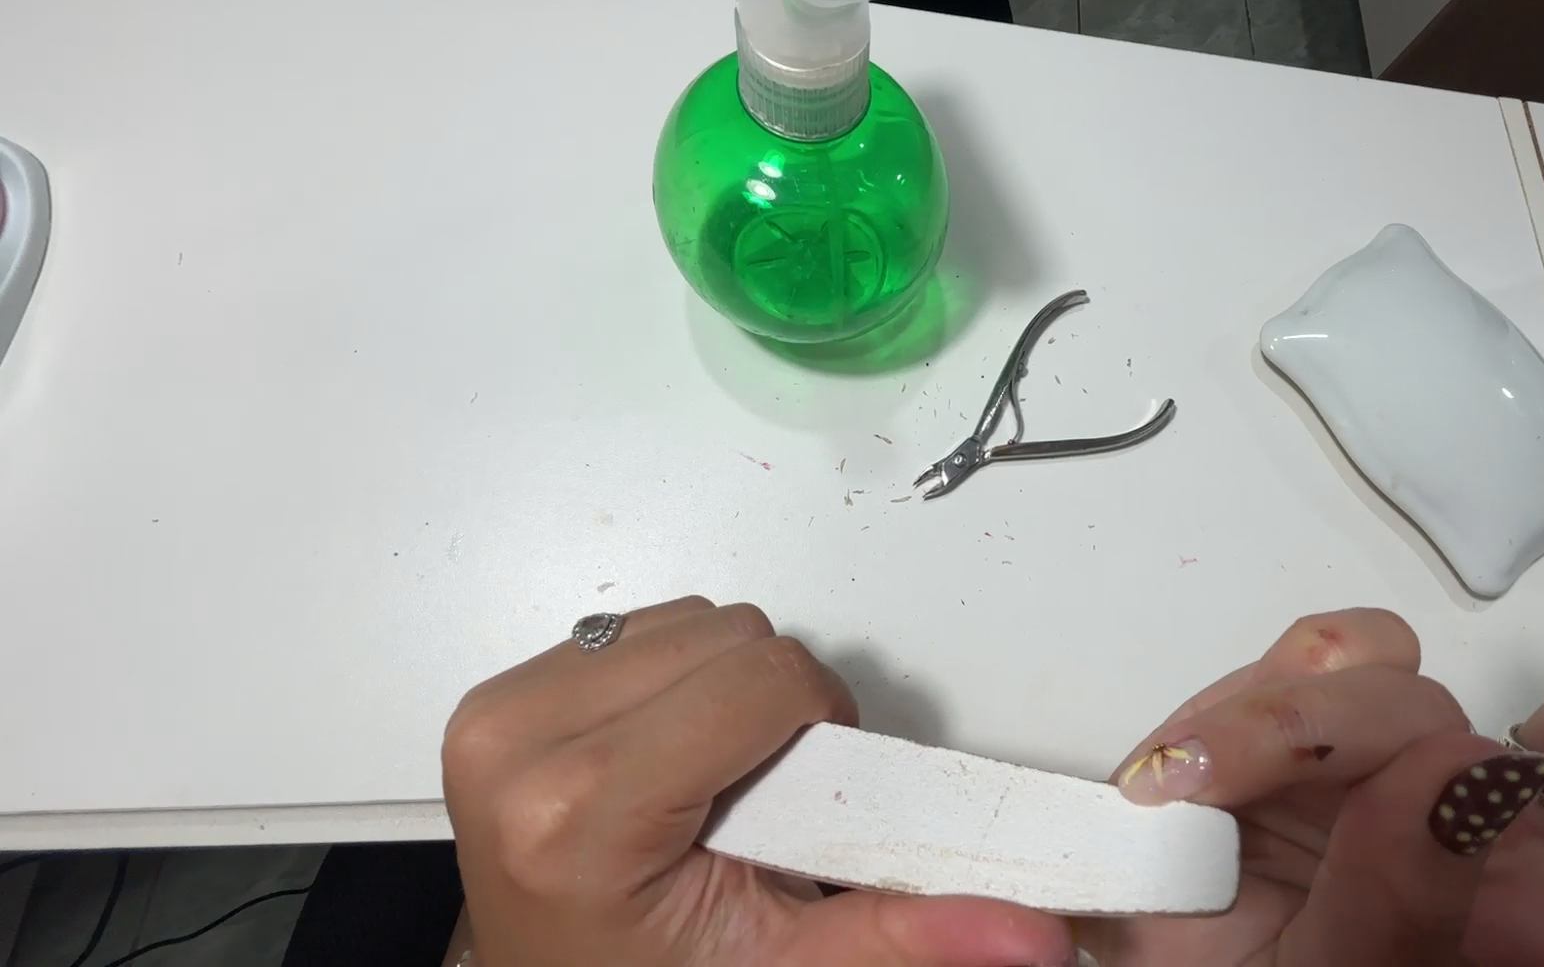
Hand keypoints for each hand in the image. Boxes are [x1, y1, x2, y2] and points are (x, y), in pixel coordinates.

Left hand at [441, 597, 1074, 966]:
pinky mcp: (504, 689)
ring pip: (697, 619)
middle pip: (734, 638)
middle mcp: (520, 745)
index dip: (815, 719)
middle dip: (774, 701)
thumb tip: (1032, 937)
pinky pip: (647, 624)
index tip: (805, 780)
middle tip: (757, 782)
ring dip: (729, 680)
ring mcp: (504, 709)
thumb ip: (909, 936)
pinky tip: (671, 741)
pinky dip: (684, 670)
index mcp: (579, 815)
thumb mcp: (784, 965)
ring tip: (711, 766)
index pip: (764, 680)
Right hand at [1084, 478, 1543, 965]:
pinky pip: (1319, 651)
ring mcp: (1396, 745)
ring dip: (1311, 729)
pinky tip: (1203, 762)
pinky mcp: (1310, 686)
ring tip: (1210, 788)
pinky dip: (1254, 703)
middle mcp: (1491, 827)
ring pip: (1410, 680)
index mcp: (1543, 940)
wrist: (1136, 918)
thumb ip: (1407, 911)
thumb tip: (1458, 769)